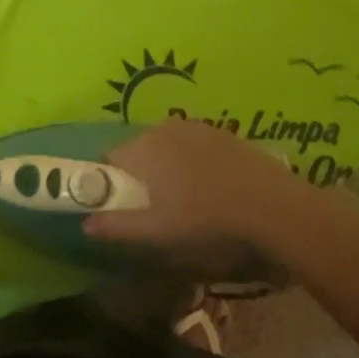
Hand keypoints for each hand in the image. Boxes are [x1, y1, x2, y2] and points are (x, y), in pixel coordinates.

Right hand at [84, 119, 320, 249]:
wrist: (273, 206)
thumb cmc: (206, 219)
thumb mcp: (158, 231)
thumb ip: (117, 225)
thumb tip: (85, 223)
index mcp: (143, 148)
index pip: (109, 159)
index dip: (111, 184)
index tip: (125, 207)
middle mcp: (162, 127)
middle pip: (137, 151)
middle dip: (140, 176)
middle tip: (157, 209)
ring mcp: (195, 126)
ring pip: (166, 147)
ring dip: (167, 169)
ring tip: (187, 201)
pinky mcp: (222, 132)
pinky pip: (192, 146)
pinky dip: (193, 163)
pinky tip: (211, 188)